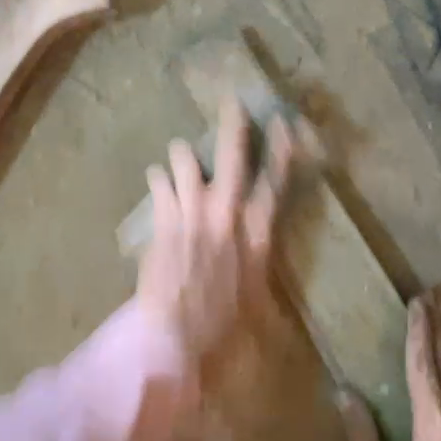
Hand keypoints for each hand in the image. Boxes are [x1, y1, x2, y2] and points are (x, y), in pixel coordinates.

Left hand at [137, 95, 294, 360]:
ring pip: (187, 161)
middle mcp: (227, 216)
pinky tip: (156, 179)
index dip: (280, 150)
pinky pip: (160, 183)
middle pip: (232, 157)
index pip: (274, 183)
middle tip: (230, 101)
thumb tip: (263, 261)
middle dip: (232, 125)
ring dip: (182, 154)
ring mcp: (193, 214)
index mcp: (257, 236)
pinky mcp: (164, 221)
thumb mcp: (256, 302)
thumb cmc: (221, 329)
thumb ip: (259, 271)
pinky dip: (158, 178)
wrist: (176, 339)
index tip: (283, 123)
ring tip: (179, 152)